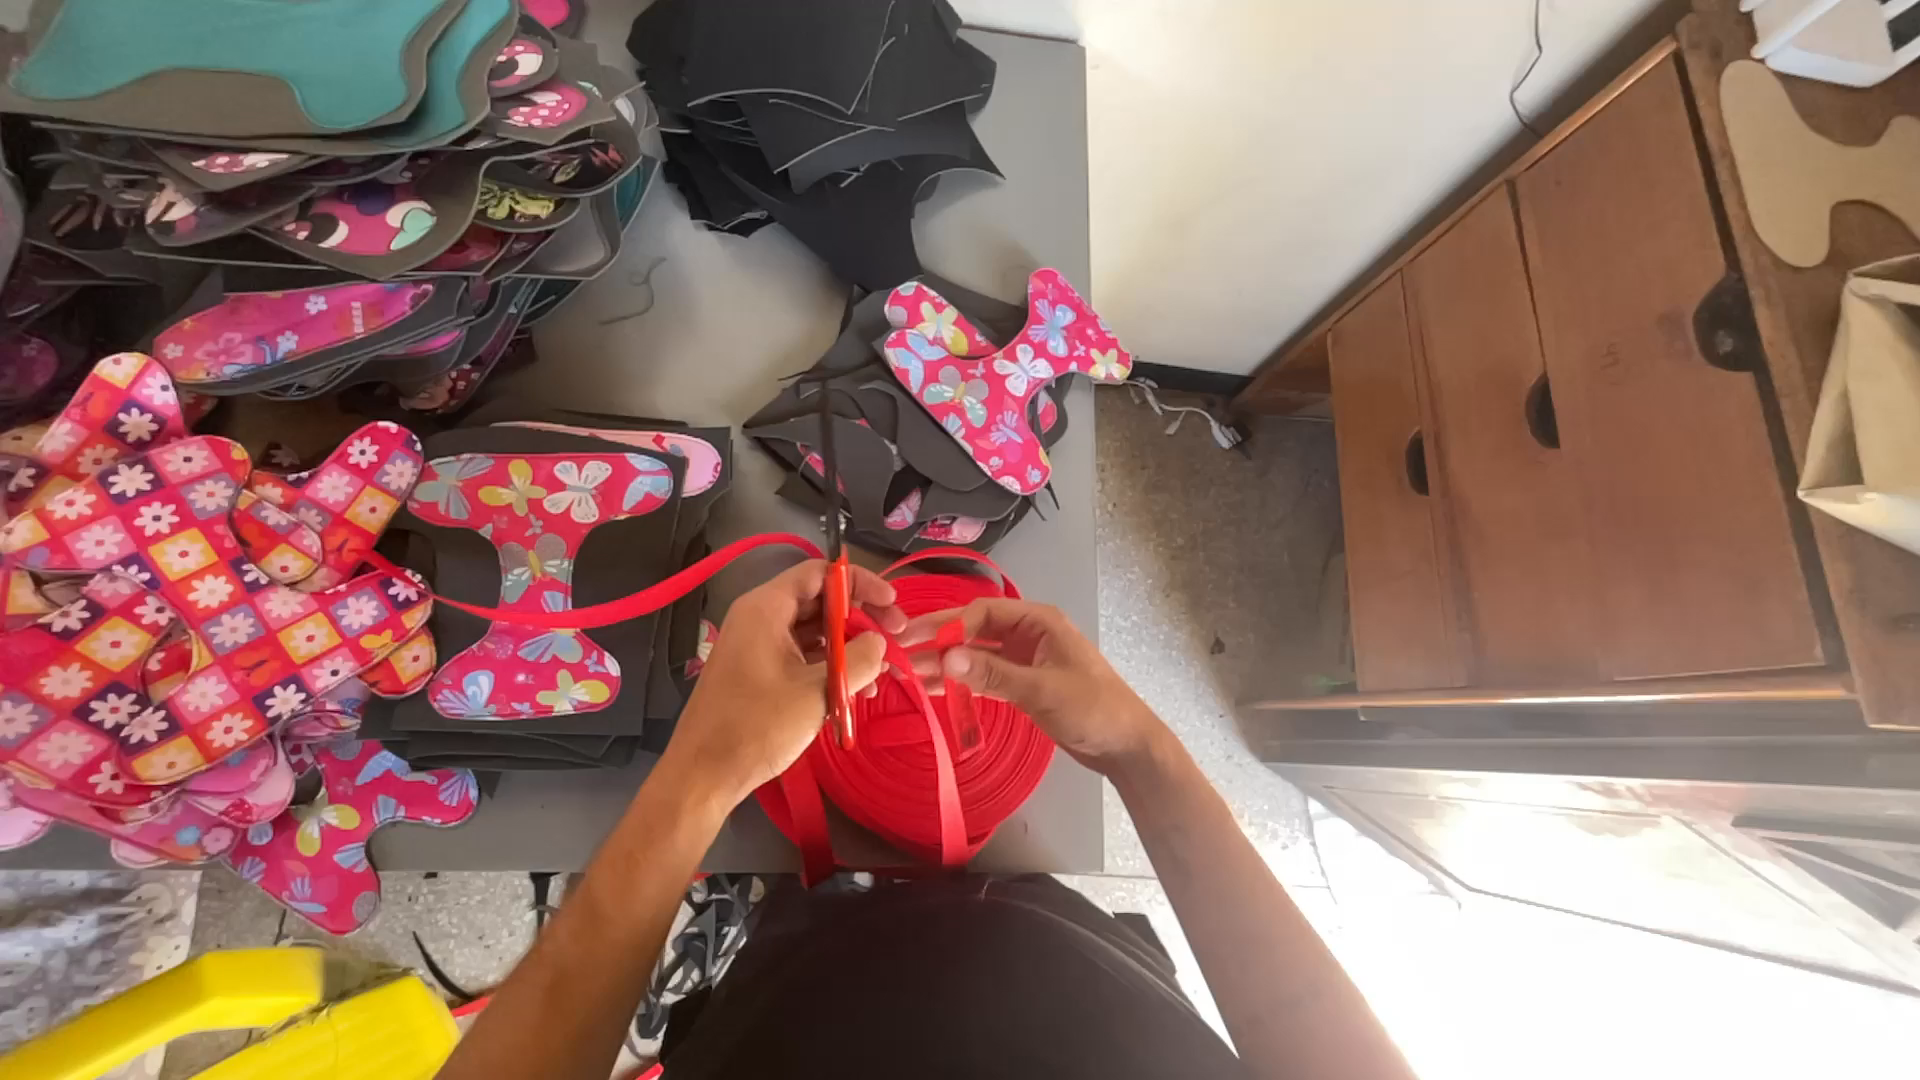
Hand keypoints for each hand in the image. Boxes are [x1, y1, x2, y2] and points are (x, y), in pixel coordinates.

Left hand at [658, 560, 906, 806]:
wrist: (703, 776)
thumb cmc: (756, 727)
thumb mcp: (817, 692)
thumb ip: (858, 660)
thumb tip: (879, 642)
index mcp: (766, 608)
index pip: (820, 573)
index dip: (860, 583)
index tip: (892, 602)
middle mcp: (761, 618)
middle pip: (820, 600)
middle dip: (861, 617)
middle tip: (895, 636)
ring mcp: (759, 645)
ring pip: (815, 630)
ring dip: (851, 646)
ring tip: (881, 671)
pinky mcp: (761, 671)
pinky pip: (804, 654)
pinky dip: (832, 666)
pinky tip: (857, 690)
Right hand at [900, 598, 1167, 775]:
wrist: (1126, 746)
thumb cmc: (1093, 709)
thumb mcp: (1041, 689)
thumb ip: (993, 674)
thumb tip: (946, 657)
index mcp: (1039, 621)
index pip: (984, 612)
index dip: (950, 625)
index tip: (920, 642)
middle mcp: (1029, 634)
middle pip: (975, 631)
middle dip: (939, 641)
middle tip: (899, 649)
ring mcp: (1025, 660)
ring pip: (977, 655)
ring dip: (946, 664)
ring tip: (907, 674)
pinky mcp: (1023, 684)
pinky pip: (985, 676)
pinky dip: (963, 683)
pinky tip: (935, 690)